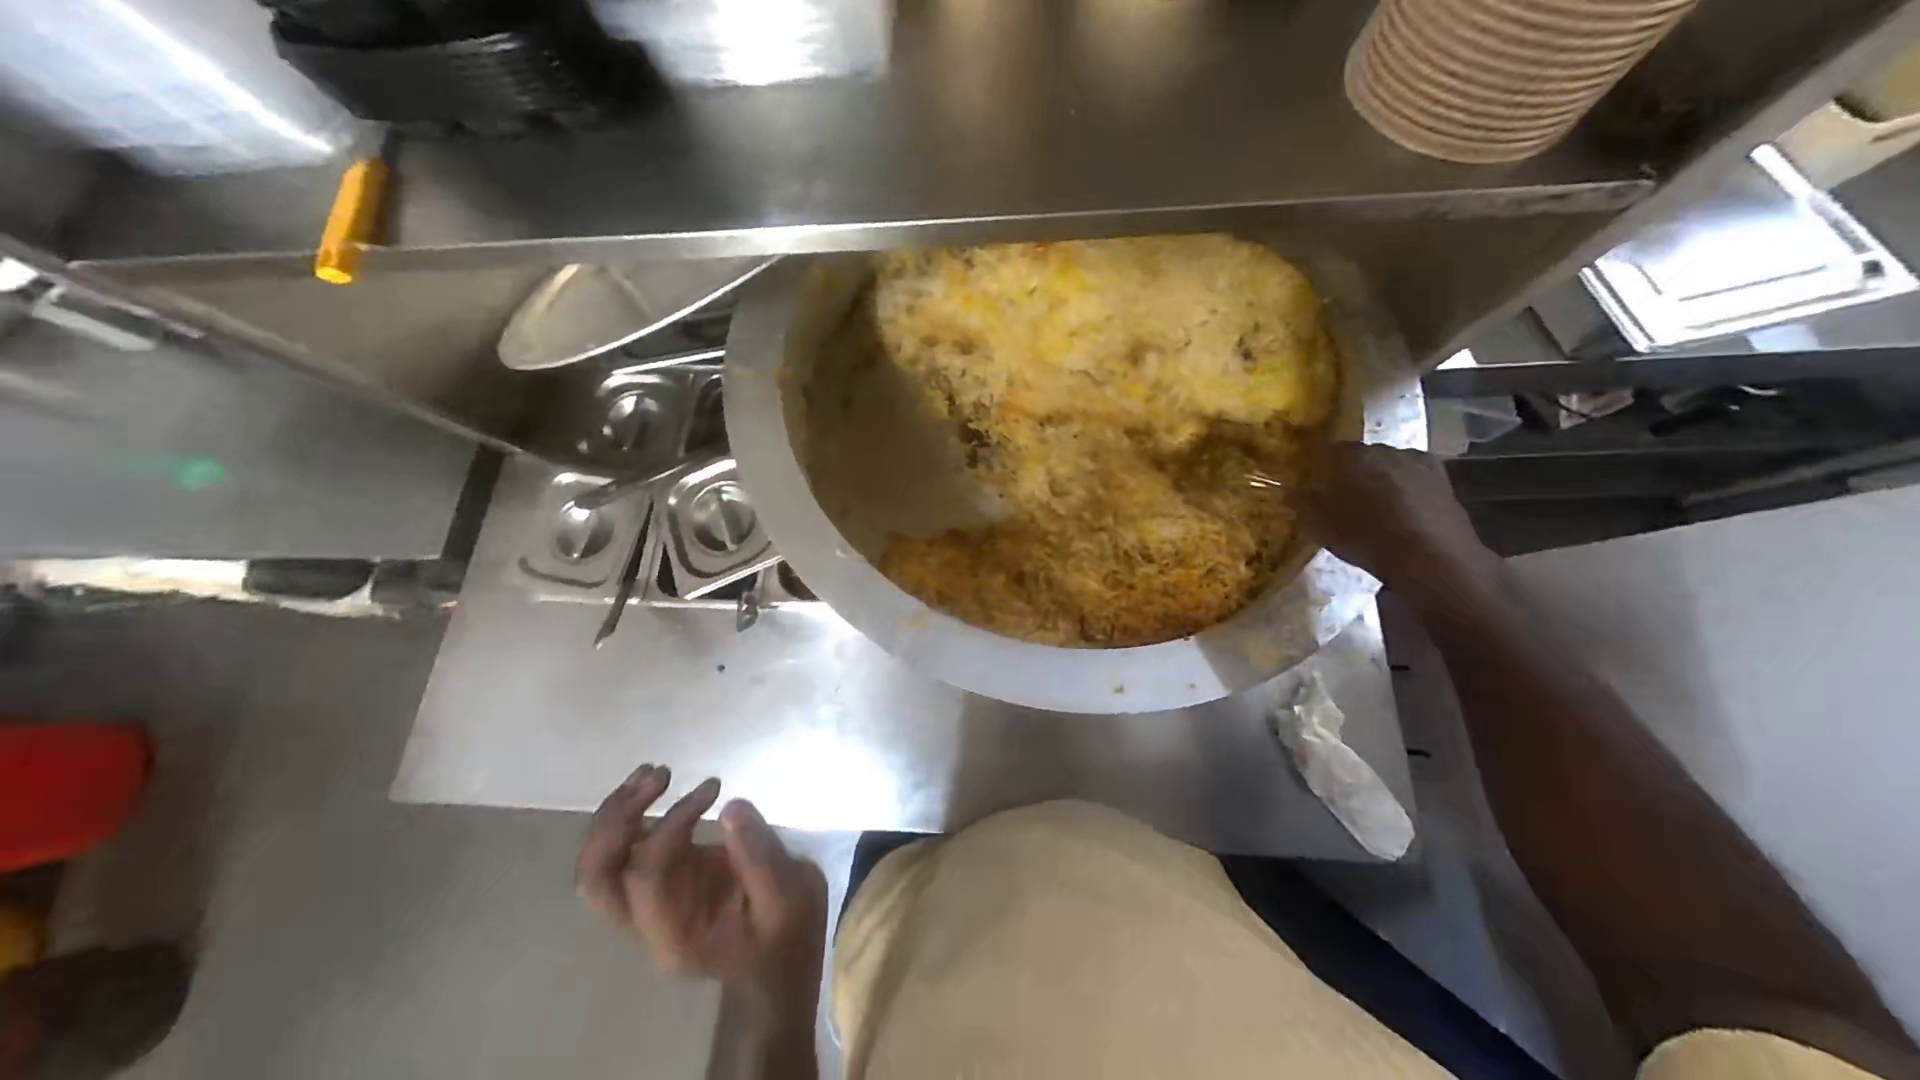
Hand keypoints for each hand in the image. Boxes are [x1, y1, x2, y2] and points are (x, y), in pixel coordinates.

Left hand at [576, 765, 827, 1023]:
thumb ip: (760, 856)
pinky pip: (622, 853)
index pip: (647, 875)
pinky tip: (656, 785)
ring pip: (599, 863)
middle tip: (658, 776)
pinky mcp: (657, 885)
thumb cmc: (787, 935)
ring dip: (617, 813)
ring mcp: (645, 906)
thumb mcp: (791, 898)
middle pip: (597, 877)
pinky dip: (629, 816)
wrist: (778, 965)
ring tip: (654, 771)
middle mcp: (645, 926)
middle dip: (617, 820)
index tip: (714, 787)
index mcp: (674, 937)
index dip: (672, 823)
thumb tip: (730, 807)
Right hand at [1296, 443, 1494, 588]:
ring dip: (1378, 477)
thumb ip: (1304, 504)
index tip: (1311, 483)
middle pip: (1359, 455)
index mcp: (1350, 456)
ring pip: (1388, 464)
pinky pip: (1412, 475)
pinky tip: (1399, 506)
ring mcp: (1417, 461)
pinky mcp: (1442, 478)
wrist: (1431, 557)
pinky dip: (1403, 485)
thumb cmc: (1367, 538)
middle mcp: (1384, 450)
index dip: (1317, 467)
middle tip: (1340, 494)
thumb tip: (1291, 492)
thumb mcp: (1322, 526)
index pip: (1325, 451)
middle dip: (1349, 470)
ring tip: (1372, 504)